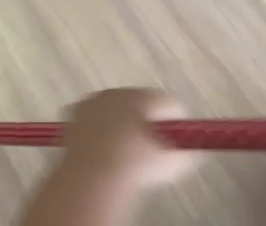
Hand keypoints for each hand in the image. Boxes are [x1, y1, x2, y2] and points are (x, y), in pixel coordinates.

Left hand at [60, 89, 200, 191]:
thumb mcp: (171, 164)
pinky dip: (100, 128)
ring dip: (122, 122)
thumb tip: (190, 150)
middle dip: (147, 119)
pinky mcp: (76, 111)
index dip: (177, 120)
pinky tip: (104, 148)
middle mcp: (118, 92)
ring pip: (115, 108)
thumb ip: (185, 152)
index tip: (180, 136)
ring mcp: (94, 99)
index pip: (169, 102)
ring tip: (126, 150)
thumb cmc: (136, 166)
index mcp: (143, 97)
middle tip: (152, 145)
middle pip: (140, 101)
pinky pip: (94, 116)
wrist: (94, 172)